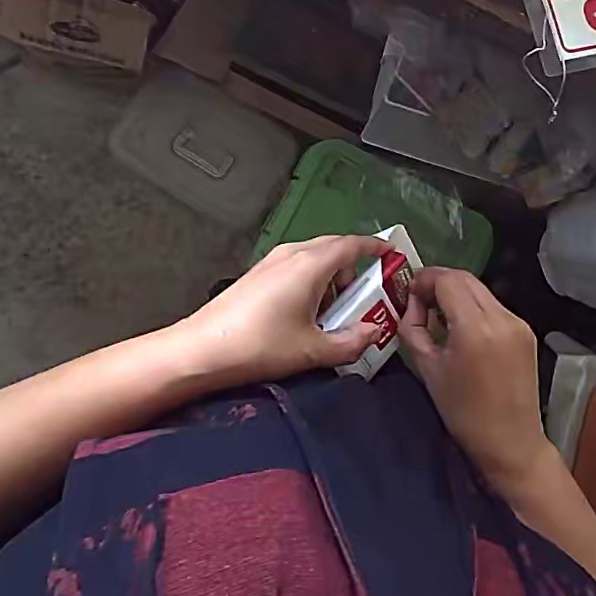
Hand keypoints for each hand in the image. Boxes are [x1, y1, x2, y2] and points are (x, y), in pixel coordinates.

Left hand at [165, 235, 391, 388]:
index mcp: (311, 264)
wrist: (202, 349)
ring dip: (332, 277)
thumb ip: (351, 341)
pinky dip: (312, 281)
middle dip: (355, 267)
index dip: (376, 247)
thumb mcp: (313, 350)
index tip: (392, 253)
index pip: (353, 245)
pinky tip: (307, 313)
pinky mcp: (259, 274)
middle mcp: (292, 254)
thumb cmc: (261, 345)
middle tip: (369, 294)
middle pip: (334, 248)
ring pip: (314, 258)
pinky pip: (297, 267)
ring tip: (336, 313)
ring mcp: (272, 261)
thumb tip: (374, 332)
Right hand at [401, 268, 556, 496]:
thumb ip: (413, 328)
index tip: (409, 293)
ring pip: (479, 289)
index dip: (424, 280)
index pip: (447, 280)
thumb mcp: (427, 368)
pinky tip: (461, 328)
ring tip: (439, 316)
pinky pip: (492, 305)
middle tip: (419, 301)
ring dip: (455, 293)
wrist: (510, 443)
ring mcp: (517, 323)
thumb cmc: (463, 412)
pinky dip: (472, 306)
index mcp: (475, 328)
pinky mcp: (525, 331)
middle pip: (464, 278)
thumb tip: (411, 305)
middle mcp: (501, 318)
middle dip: (438, 282)